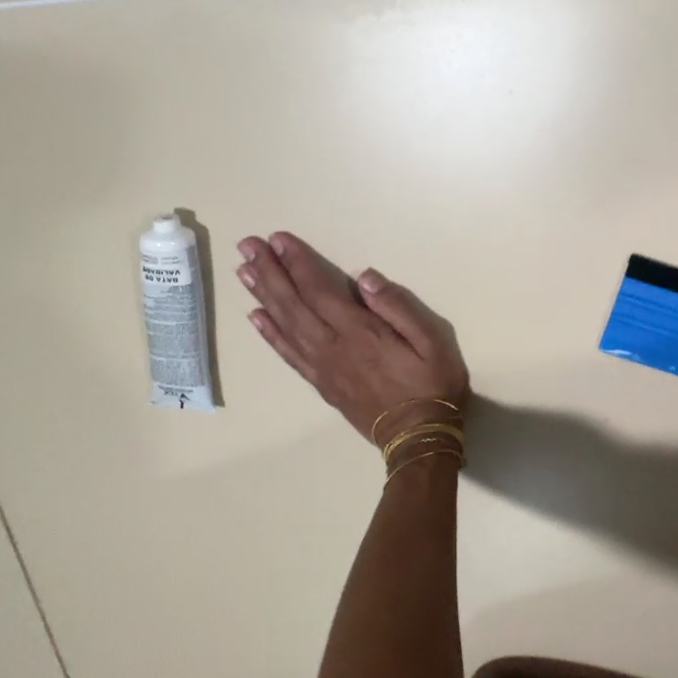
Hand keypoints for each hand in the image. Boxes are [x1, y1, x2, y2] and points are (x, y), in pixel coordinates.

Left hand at [237, 232, 469, 443]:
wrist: (419, 437)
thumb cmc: (432, 384)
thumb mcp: (431, 340)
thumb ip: (397, 307)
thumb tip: (365, 277)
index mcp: (360, 332)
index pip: (320, 290)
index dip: (298, 263)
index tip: (278, 240)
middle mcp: (332, 347)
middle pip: (294, 304)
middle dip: (270, 272)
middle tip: (247, 246)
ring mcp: (323, 367)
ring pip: (286, 325)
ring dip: (264, 296)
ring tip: (245, 271)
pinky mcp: (321, 384)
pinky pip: (289, 354)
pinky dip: (270, 334)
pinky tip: (257, 317)